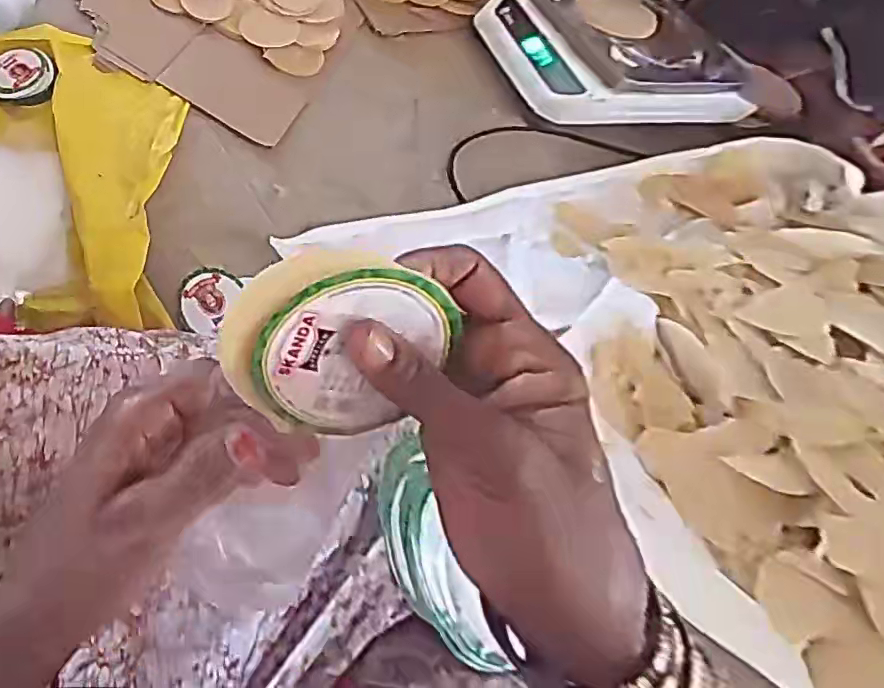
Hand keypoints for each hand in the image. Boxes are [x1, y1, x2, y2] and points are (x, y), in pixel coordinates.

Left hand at [0, 361, 316, 687]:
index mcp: (138, 410)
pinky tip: (270, 476)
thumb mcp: (145, 523)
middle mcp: (147, 413)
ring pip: (216, 423)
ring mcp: (152, 441)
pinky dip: (239, 460)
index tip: (301, 420)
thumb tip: (258, 430)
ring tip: (304, 466)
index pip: (211, 378)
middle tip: (311, 453)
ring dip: (257, 440)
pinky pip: (206, 451)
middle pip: (217, 397)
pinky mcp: (158, 469)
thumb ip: (201, 474)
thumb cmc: (84, 566)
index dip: (258, 392)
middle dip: (264, 419)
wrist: (37, 613)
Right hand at [349, 246, 649, 686]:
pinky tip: (332, 378)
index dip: (424, 268)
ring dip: (367, 337)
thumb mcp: (493, 449)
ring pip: (407, 341)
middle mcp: (489, 359)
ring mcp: (460, 390)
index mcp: (524, 350)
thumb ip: (425, 388)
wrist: (565, 614)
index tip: (372, 284)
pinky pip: (395, 380)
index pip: (472, 278)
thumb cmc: (553, 526)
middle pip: (430, 304)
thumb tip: (359, 330)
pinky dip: (365, 374)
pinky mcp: (435, 421)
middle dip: (381, 302)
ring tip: (318, 339)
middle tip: (328, 310)